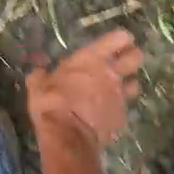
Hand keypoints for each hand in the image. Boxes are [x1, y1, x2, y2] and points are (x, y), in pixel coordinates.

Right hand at [26, 30, 144, 151]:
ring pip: (135, 83)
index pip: (119, 38)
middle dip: (131, 58)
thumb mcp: (37, 85)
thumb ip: (41, 75)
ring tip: (116, 91)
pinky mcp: (121, 116)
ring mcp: (119, 95)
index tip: (117, 43)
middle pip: (136, 57)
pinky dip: (116, 109)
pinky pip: (123, 108)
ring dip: (127, 85)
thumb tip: (39, 71)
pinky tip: (106, 114)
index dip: (121, 39)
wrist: (67, 135)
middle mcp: (111, 72)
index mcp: (91, 58)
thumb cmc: (51, 102)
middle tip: (121, 63)